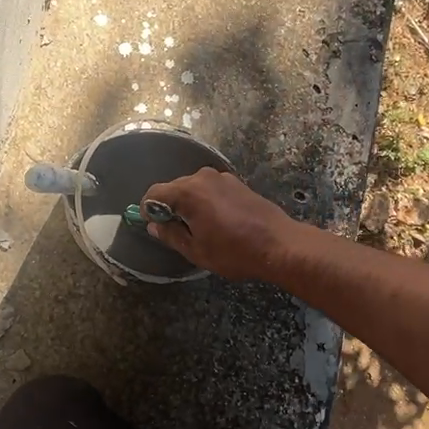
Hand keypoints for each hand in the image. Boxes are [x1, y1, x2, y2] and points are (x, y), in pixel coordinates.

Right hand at [141, 168, 298, 281]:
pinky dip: (206, 201)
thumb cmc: (234, 251)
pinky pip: (210, 188)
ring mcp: (221, 177)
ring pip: (193, 188)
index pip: (154, 193)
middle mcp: (201, 178)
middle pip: (173, 188)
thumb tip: (154, 226)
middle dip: (169, 207)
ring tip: (200, 228)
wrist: (280, 244)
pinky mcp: (236, 182)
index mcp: (187, 193)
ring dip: (189, 204)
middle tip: (176, 232)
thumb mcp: (196, 250)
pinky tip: (218, 221)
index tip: (154, 226)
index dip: (148, 210)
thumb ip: (171, 235)